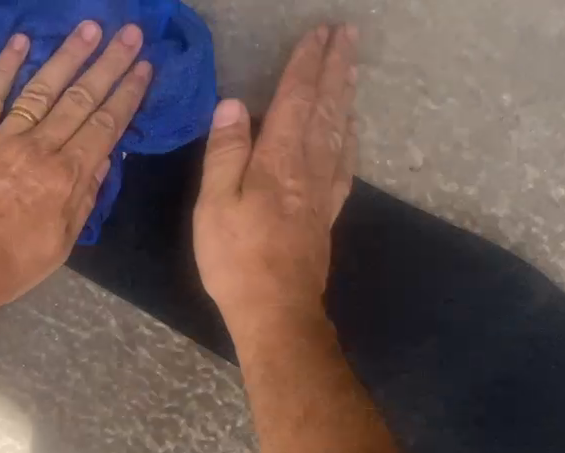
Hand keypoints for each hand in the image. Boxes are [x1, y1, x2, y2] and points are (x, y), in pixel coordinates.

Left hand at [0, 23, 151, 323]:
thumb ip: (84, 200)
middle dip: (107, 64)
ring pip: (40, 90)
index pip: (104, 127)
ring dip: (67, 56)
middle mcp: (38, 151)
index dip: (126, 95)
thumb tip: (105, 159)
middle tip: (129, 34)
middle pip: (79, 99)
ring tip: (89, 29)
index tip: (143, 67)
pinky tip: (21, 42)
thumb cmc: (9, 269)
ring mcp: (1, 142)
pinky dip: (4, 68)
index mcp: (65, 179)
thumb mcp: (60, 246)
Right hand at [193, 25, 357, 335]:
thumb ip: (225, 155)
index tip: (317, 33)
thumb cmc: (235, 259)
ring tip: (350, 68)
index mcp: (276, 160)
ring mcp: (322, 189)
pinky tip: (350, 128)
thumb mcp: (214, 207)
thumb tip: (233, 106)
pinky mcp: (327, 212)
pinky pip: (345, 162)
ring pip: (339, 129)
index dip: (305, 65)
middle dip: (333, 69)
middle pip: (325, 107)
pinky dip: (349, 136)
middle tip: (344, 35)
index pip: (295, 100)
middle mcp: (307, 166)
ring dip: (344, 94)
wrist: (275, 306)